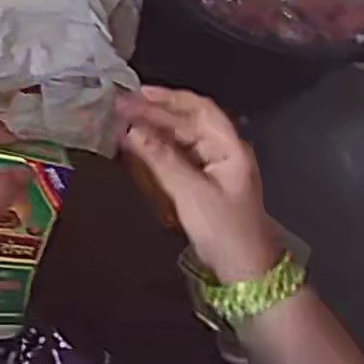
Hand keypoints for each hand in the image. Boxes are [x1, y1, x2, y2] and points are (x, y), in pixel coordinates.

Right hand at [118, 86, 279, 281]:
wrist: (243, 270)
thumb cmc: (224, 228)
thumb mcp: (190, 192)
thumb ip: (160, 159)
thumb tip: (130, 131)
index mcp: (230, 147)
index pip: (200, 110)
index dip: (169, 98)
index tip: (138, 93)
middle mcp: (222, 151)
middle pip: (186, 123)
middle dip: (154, 113)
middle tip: (119, 108)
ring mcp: (211, 167)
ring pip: (179, 139)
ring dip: (152, 130)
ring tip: (122, 122)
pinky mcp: (200, 183)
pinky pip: (175, 157)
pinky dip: (155, 149)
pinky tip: (136, 146)